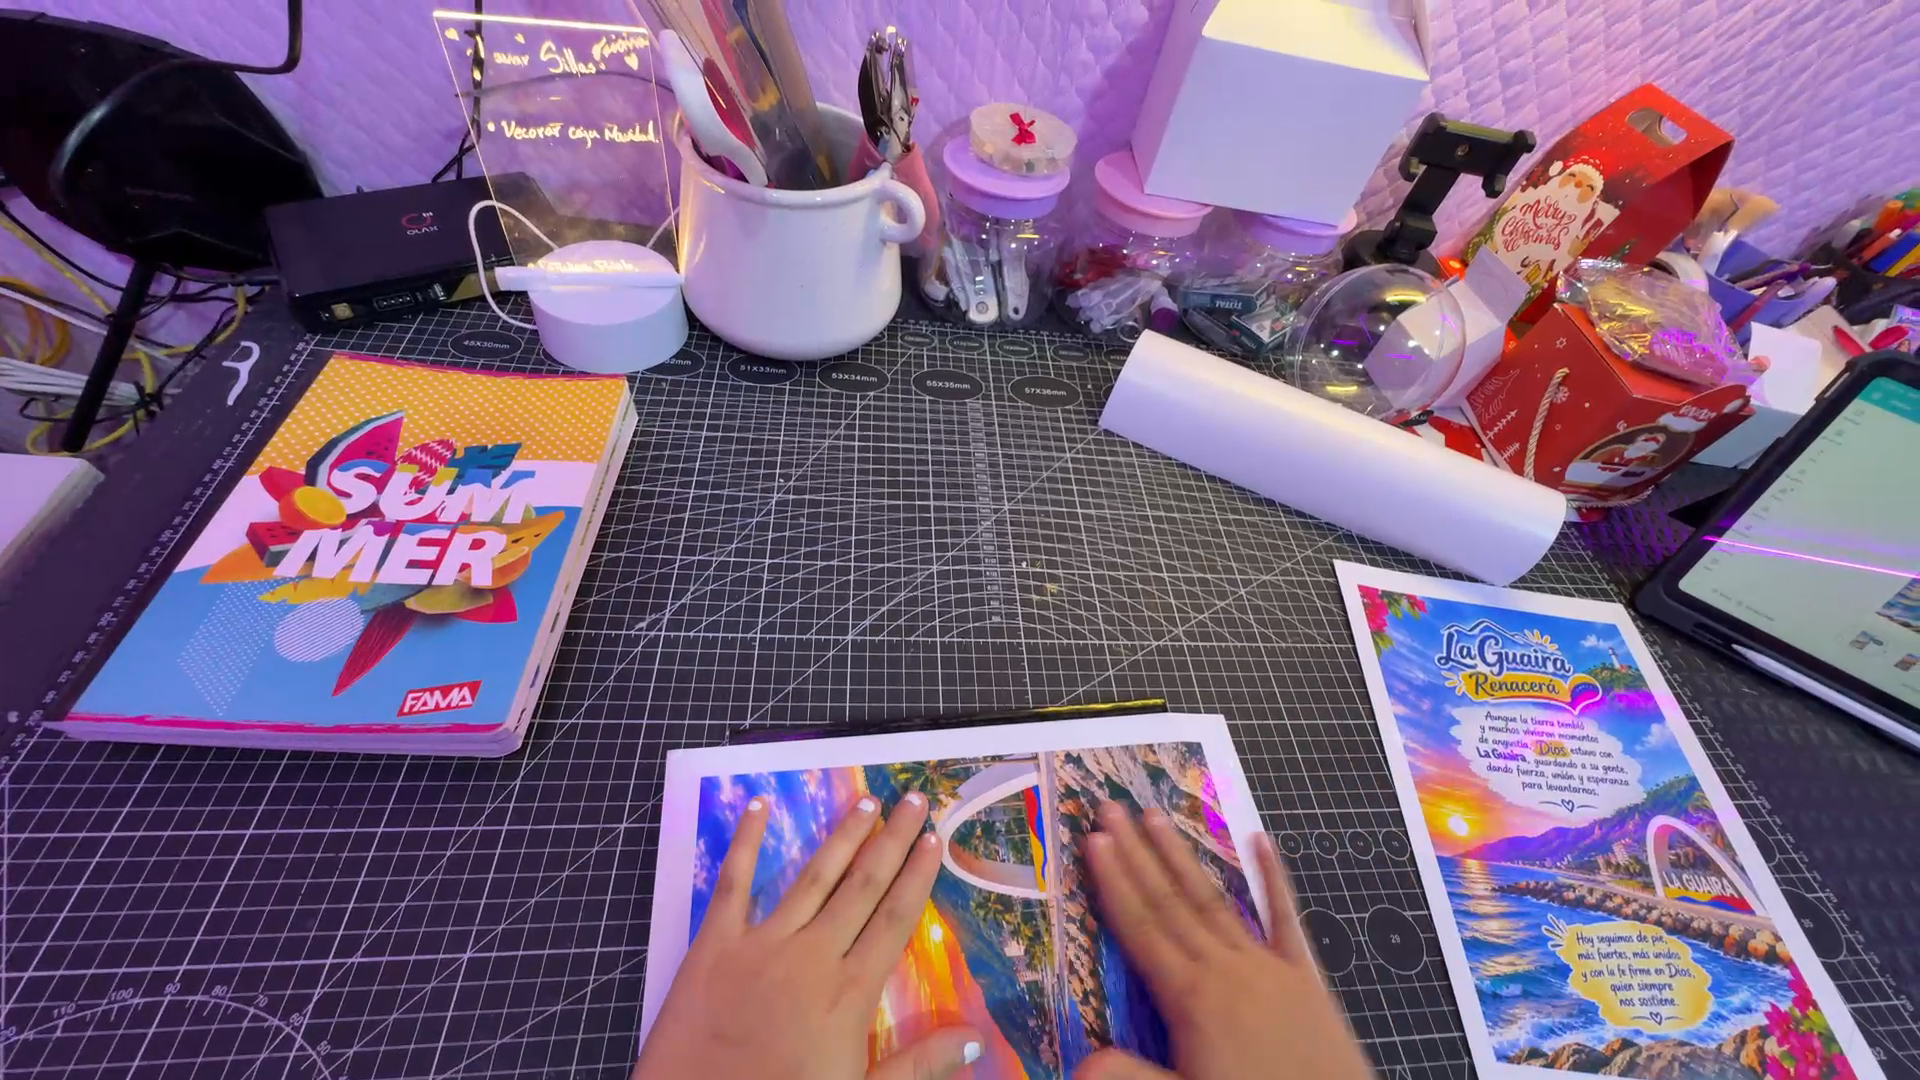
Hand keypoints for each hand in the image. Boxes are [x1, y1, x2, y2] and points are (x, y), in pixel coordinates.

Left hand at [635, 792, 982, 1079]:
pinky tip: (759, 804)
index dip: (918, 875)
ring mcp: (763, 944)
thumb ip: (919, 1065)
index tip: (935, 838)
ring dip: (844, 836)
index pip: (895, 918)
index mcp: (850, 993)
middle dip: (892, 840)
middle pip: (863, 886)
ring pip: (815, 876)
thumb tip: (978, 1038)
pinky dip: (746, 841)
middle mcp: (813, 955)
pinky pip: (733, 883)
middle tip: (913, 800)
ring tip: (868, 801)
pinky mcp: (715, 945)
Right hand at [1077, 804, 1376, 1079]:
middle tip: (1110, 807)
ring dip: (1179, 856)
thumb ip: (1131, 1079)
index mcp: (1191, 998)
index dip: (1114, 882)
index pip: (1141, 927)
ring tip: (1155, 814)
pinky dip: (1274, 878)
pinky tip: (1263, 840)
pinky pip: (1285, 919)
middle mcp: (1223, 968)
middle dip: (1136, 852)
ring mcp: (1265, 966)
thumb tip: (1076, 1061)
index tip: (1095, 839)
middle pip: (1169, 900)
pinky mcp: (1303, 976)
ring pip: (1211, 900)